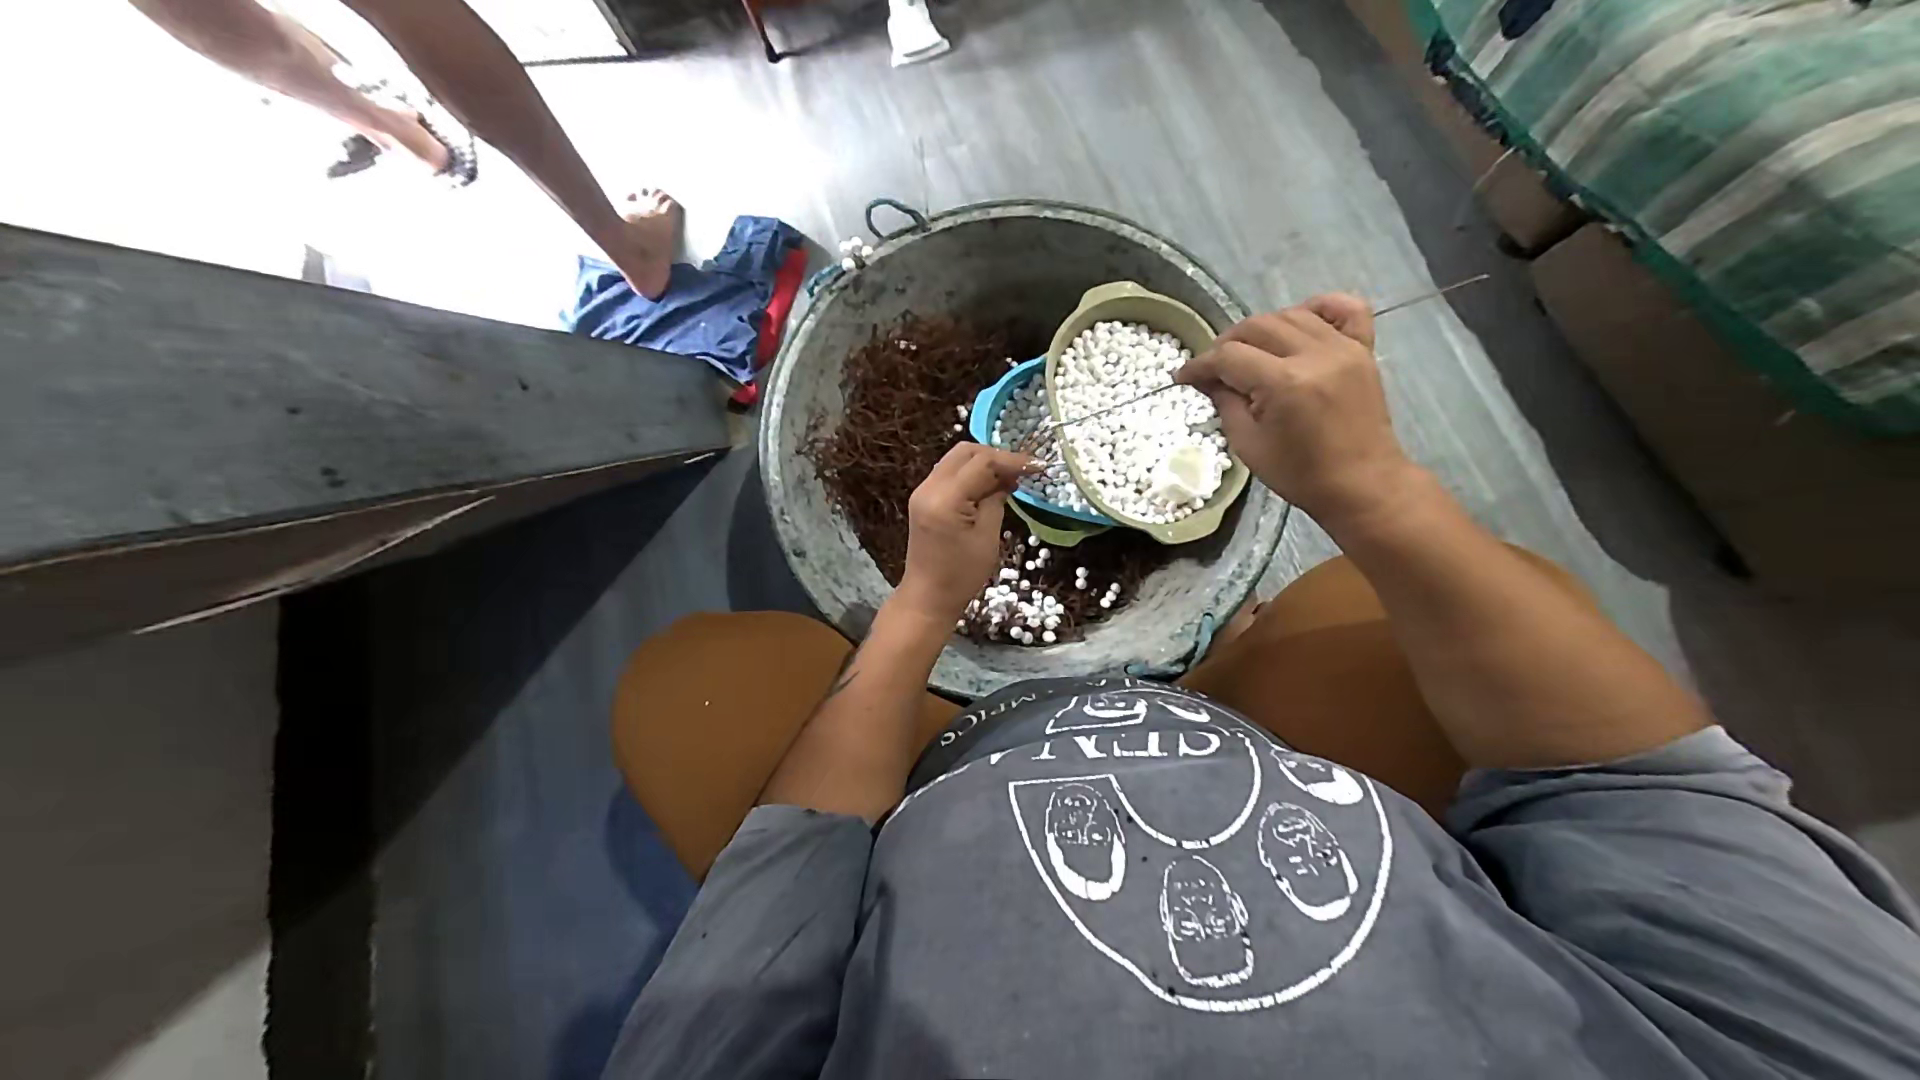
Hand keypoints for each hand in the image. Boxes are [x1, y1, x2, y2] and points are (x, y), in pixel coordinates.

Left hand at [895, 444, 1032, 623]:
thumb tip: (1008, 478)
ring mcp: (922, 491)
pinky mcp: (923, 499)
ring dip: (983, 462)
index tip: (1037, 466)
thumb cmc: (962, 574)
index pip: (981, 463)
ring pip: (956, 459)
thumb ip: (996, 499)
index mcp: (945, 499)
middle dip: (996, 456)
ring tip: (1009, 478)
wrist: (928, 596)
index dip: (1011, 461)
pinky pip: (949, 473)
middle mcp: (928, 488)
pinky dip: (971, 473)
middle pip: (965, 452)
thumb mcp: (987, 536)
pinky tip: (990, 486)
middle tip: (1022, 471)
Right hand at [1175, 293, 1419, 528]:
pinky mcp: (1363, 349)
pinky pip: (1345, 308)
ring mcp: (1344, 348)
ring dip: (1262, 328)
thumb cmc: (1300, 473)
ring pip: (1291, 314)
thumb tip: (1208, 380)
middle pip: (1257, 326)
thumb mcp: (1248, 444)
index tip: (1185, 376)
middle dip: (1226, 344)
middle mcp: (1315, 355)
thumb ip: (1225, 403)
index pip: (1229, 357)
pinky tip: (1300, 321)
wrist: (1361, 483)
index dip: (1200, 364)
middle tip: (1213, 367)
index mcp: (1284, 384)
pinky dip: (1318, 307)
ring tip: (1249, 352)